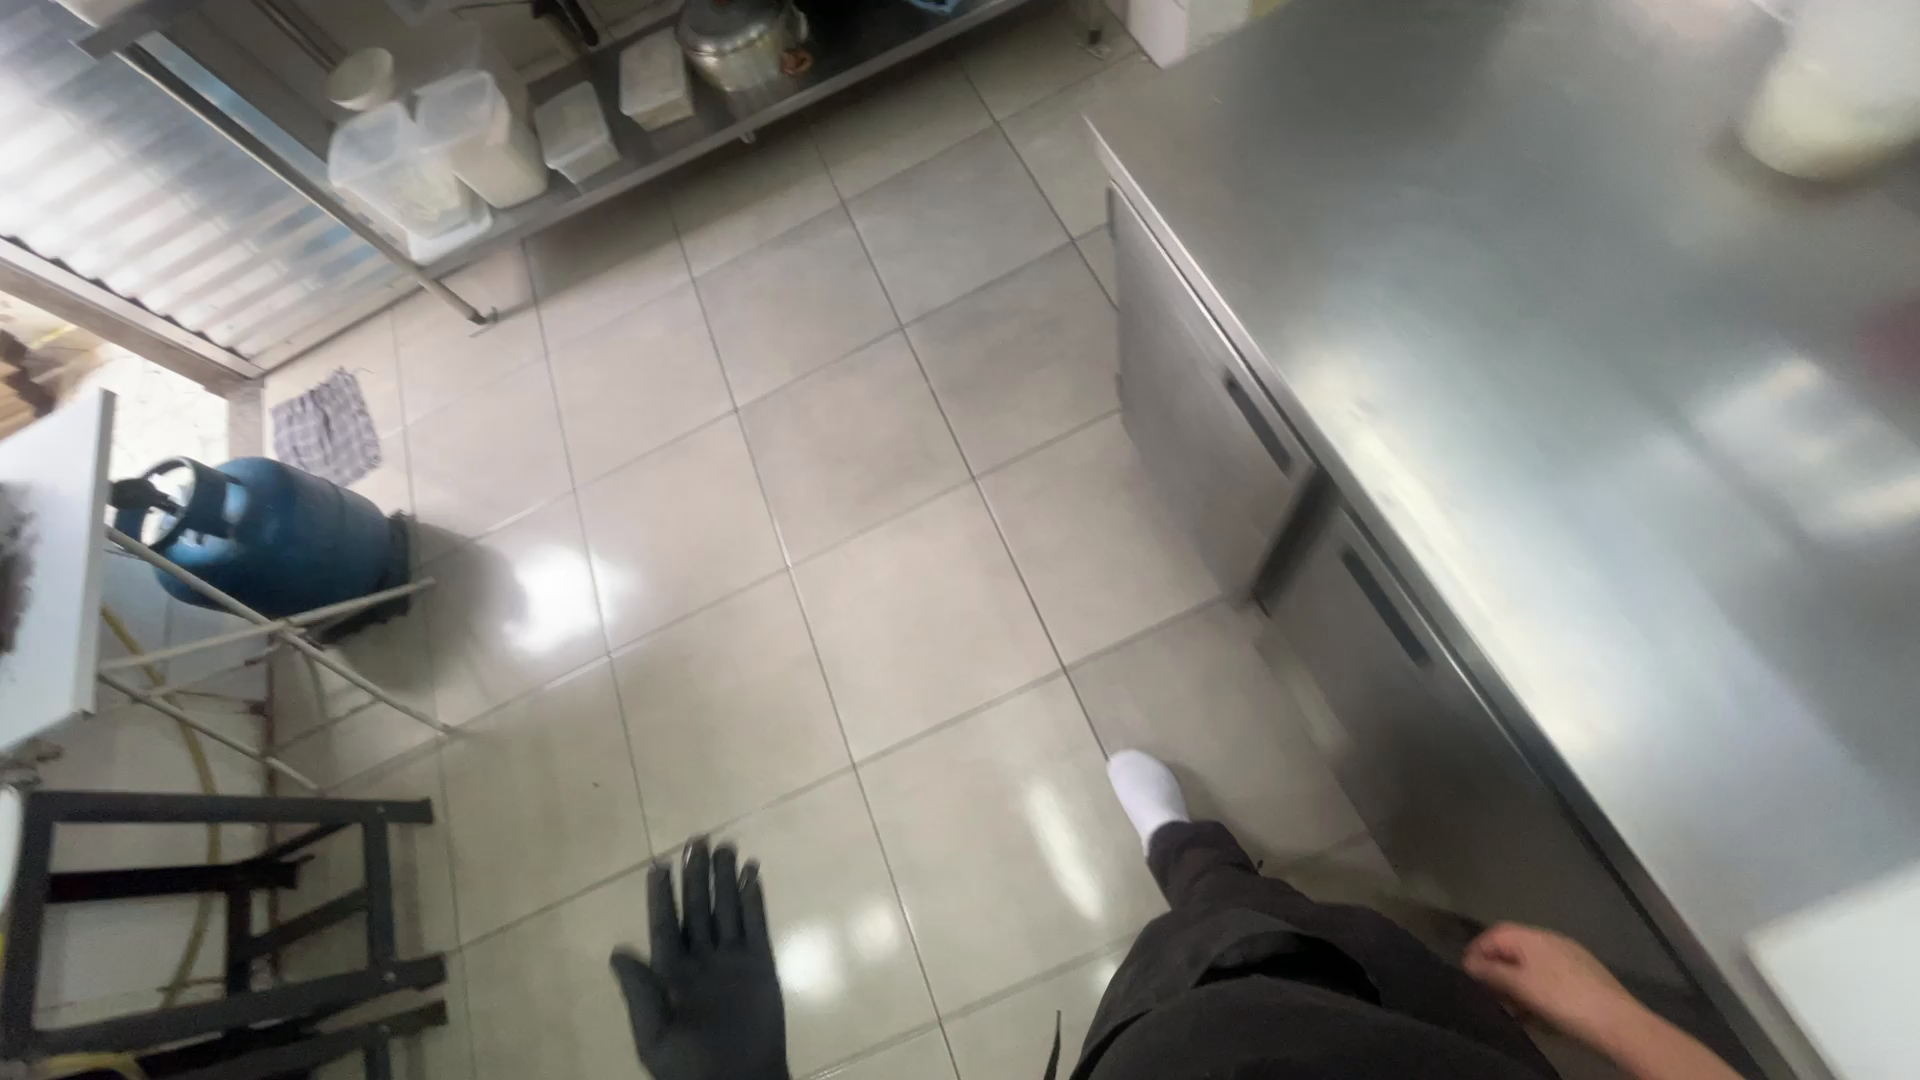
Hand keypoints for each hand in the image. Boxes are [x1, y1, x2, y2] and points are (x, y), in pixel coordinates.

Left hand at [611, 839, 787, 1079]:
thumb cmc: (689, 1069)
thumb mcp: (654, 1037)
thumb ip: (640, 993)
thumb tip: (616, 952)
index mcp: (673, 976)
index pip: (665, 926)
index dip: (661, 897)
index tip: (658, 867)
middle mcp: (702, 960)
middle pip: (699, 908)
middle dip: (697, 876)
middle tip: (697, 841)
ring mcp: (733, 959)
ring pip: (727, 909)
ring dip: (726, 879)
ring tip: (726, 847)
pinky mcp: (760, 963)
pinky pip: (756, 924)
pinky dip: (754, 899)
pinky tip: (752, 875)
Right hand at [1462, 923, 1643, 1046]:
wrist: (1621, 1024)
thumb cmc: (1561, 999)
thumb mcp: (1519, 986)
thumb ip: (1490, 972)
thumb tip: (1468, 962)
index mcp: (1530, 936)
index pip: (1492, 935)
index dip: (1476, 951)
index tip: (1468, 973)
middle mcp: (1549, 938)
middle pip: (1513, 947)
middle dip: (1498, 967)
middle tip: (1491, 990)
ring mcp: (1571, 955)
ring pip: (1533, 963)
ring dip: (1519, 980)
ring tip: (1515, 1004)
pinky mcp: (1588, 974)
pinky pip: (1552, 974)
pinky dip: (1539, 986)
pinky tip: (1542, 1007)